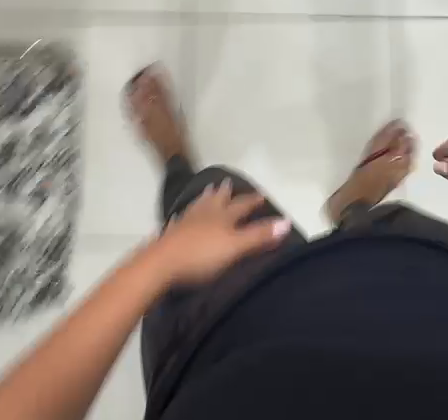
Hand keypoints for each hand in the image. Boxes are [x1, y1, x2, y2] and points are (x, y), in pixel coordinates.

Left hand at [147, 182, 291, 286]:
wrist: (161, 264)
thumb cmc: (201, 256)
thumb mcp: (235, 248)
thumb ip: (259, 236)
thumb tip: (286, 221)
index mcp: (222, 217)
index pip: (241, 206)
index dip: (252, 201)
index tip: (261, 195)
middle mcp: (204, 215)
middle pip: (217, 200)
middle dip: (226, 193)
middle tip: (228, 183)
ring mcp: (186, 223)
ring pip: (199, 206)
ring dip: (206, 199)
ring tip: (208, 191)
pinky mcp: (171, 235)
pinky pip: (181, 220)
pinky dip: (186, 215)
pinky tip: (181, 216)